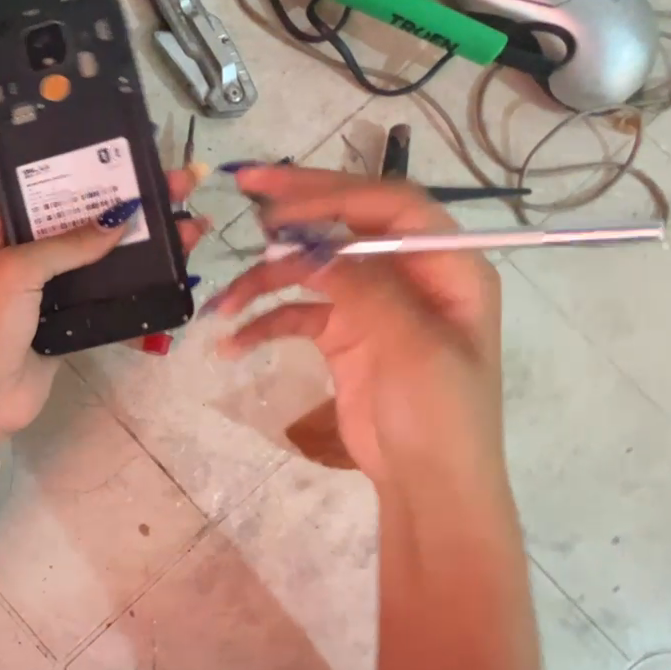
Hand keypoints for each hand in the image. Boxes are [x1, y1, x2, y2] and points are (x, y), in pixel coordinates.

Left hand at [0, 171, 208, 454]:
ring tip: (190, 230)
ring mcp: (48, 299)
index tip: (134, 167)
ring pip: (101, 268)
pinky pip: (107, 305)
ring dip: (141, 251)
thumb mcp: (15, 271)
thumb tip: (119, 218)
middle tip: (179, 189)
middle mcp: (24, 265)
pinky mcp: (68, 330)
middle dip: (128, 213)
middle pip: (82, 231)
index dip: (88, 183)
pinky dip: (136, 292)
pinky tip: (172, 275)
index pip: (48, 201)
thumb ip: (66, 244)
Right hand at [210, 167, 504, 491]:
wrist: (429, 482)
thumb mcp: (410, 345)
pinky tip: (233, 345)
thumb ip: (362, 287)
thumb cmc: (440, 413)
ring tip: (224, 305)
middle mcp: (409, 275)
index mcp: (446, 267)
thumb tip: (302, 245)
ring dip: (263, 282)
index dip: (334, 194)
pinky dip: (262, 324)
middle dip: (295, 210)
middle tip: (243, 187)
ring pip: (310, 270)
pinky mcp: (342, 335)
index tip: (277, 199)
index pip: (390, 206)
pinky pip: (294, 314)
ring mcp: (373, 304)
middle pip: (347, 224)